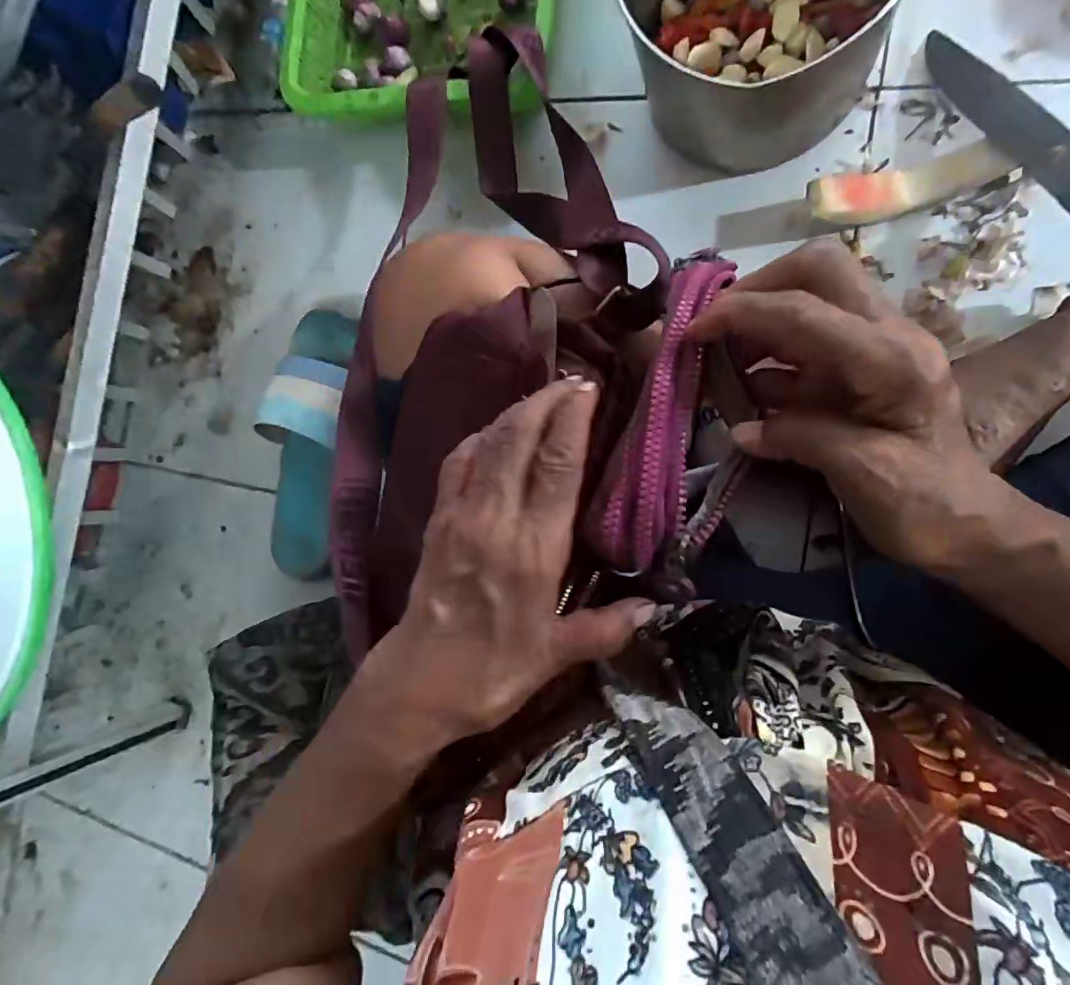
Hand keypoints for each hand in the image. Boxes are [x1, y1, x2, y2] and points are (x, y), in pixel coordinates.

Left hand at [351, 378, 654, 754]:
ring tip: (541, 399)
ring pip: (486, 443)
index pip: (557, 466)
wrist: (416, 686)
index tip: (588, 390)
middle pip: (519, 438)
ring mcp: (460, 515)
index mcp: (534, 550)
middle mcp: (496, 520)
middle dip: (546, 401)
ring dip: (514, 412)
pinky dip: (478, 438)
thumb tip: (653, 608)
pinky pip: (457, 463)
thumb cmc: (491, 673)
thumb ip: (604, 628)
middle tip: (572, 383)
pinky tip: (493, 434)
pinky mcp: (435, 520)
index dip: (572, 420)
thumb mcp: (555, 655)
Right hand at [688, 240, 1020, 571]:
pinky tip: (740, 386)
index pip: (804, 311)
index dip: (740, 313)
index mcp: (892, 360)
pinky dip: (766, 355)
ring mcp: (876, 347)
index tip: (692, 333)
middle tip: (713, 326)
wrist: (965, 525)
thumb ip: (798, 438)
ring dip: (757, 321)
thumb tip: (740, 427)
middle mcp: (888, 336)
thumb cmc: (924, 506)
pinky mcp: (861, 367)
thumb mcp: (861, 475)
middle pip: (818, 270)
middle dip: (757, 290)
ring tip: (716, 361)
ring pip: (810, 298)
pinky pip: (806, 341)